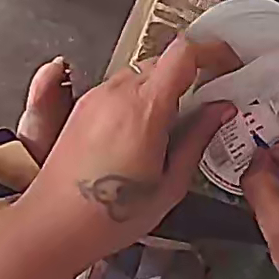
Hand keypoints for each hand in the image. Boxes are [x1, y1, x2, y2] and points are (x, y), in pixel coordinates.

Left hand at [9, 35, 235, 277]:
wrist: (49, 228)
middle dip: (193, 74)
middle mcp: (118, 93)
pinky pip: (122, 87)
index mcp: (145, 108)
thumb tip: (222, 110)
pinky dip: (142, 97)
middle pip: (166, 61)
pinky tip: (146, 131)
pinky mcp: (84, 107)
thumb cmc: (111, 216)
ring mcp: (97, 97)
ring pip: (143, 73)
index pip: (184, 53)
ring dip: (166, 87)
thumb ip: (199, 137)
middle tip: (210, 100)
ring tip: (176, 123)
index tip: (229, 63)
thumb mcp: (170, 183)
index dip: (213, 51)